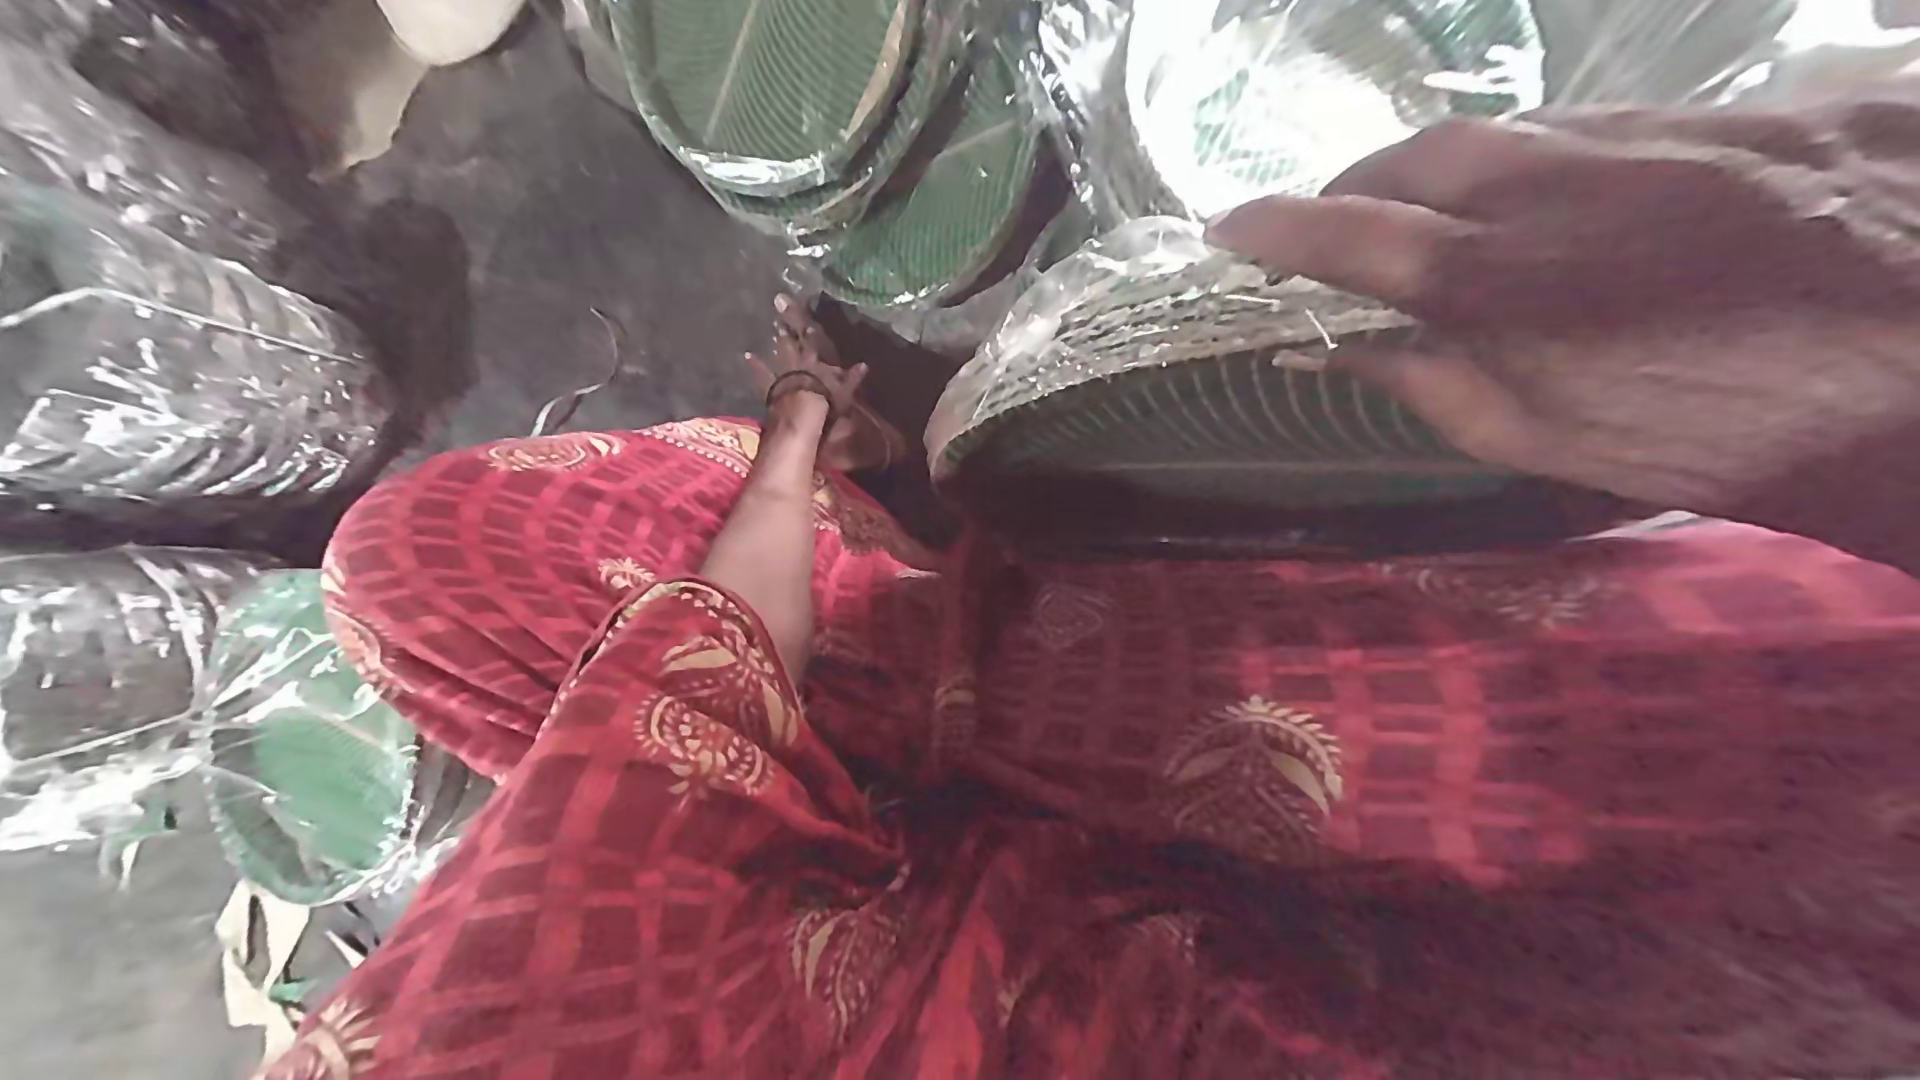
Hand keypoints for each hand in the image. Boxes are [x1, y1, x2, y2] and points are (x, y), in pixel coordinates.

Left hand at [749, 294, 903, 471]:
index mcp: (815, 357)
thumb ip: (853, 377)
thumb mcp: (845, 390)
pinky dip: (755, 363)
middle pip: (792, 337)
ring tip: (773, 326)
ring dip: (776, 339)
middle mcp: (797, 358)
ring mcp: (781, 369)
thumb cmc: (826, 400)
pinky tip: (747, 355)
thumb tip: (864, 365)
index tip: (804, 305)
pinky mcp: (770, 383)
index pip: (812, 337)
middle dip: (787, 321)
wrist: (801, 413)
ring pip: (778, 349)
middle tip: (780, 302)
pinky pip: (760, 371)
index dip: (808, 323)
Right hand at [1207, 109, 1919, 569]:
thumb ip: (1414, 378)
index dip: (1274, 228)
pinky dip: (1545, 164)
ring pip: (1512, 131)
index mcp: (1502, 283)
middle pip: (1419, 154)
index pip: (1350, 235)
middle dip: (1355, 186)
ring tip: (1440, 222)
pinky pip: (1610, 124)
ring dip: (1447, 175)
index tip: (1223, 228)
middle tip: (1335, 227)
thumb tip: (1327, 351)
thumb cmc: (1699, 442)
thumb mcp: (1524, 433)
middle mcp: (1570, 185)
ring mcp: (1674, 132)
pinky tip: (1562, 209)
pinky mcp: (1763, 108)